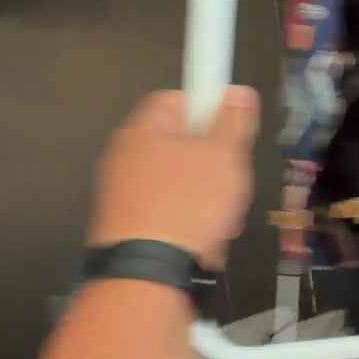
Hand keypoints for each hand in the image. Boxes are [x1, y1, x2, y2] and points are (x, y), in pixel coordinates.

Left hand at [87, 88, 258, 267]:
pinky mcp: (126, 220)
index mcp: (144, 129)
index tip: (234, 125)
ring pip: (175, 173)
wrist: (151, 268)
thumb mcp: (225, 155)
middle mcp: (124, 153)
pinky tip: (205, 228)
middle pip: (177, 137)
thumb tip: (237, 91)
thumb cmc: (191, 201)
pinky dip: (188, 210)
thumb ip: (233, 120)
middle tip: (235, 169)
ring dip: (204, 185)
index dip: (208, 104)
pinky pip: (166, 202)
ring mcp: (121, 189)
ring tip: (224, 206)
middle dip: (212, 151)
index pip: (175, 97)